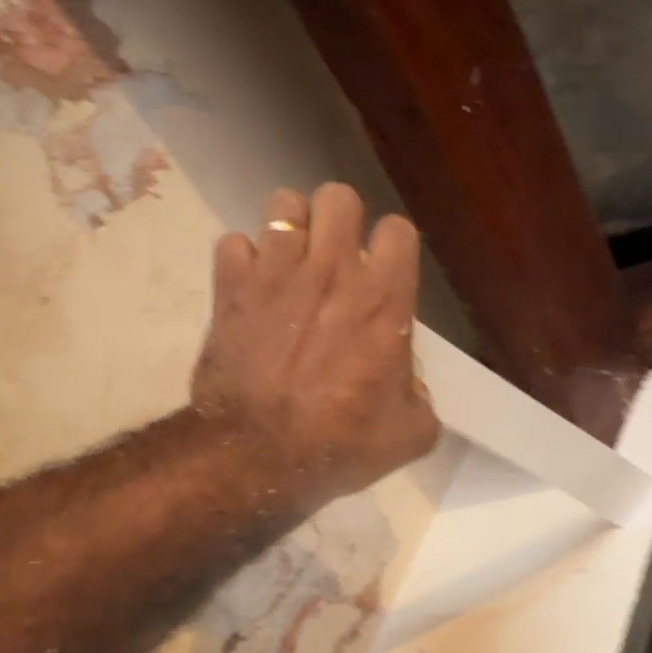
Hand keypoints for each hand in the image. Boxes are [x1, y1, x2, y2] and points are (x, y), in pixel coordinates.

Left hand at [191, 183, 440, 505]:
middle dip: (337, 222)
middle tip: (332, 259)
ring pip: (284, 205)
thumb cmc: (339, 445)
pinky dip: (240, 263)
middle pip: (339, 197)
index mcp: (384, 300)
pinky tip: (247, 290)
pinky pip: (233, 244)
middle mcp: (333, 270)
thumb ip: (419, 400)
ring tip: (288, 262)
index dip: (391, 248)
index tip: (382, 274)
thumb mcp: (408, 435)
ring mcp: (277, 272)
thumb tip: (409, 384)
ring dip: (289, 229)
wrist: (259, 454)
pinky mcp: (231, 287)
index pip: (398, 230)